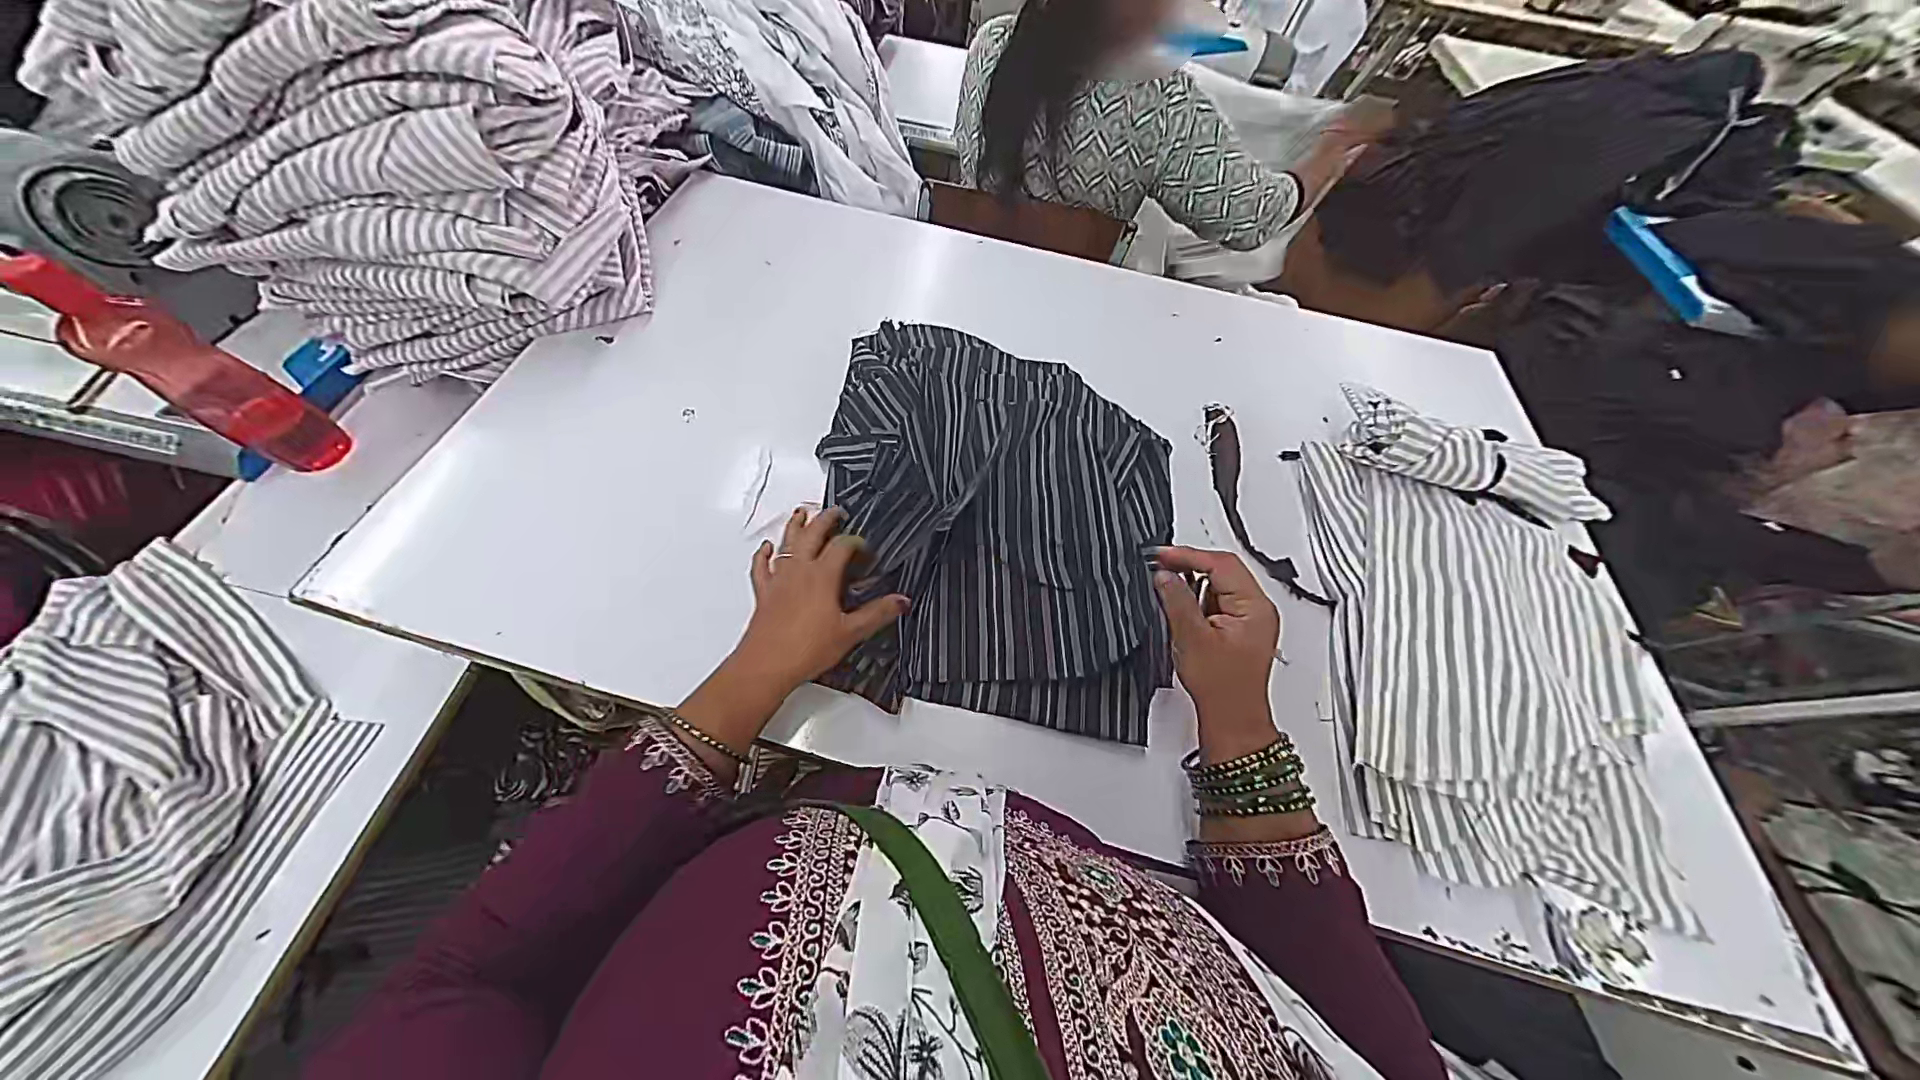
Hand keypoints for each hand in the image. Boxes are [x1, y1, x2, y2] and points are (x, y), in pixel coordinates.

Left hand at [732, 506, 909, 692]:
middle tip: (834, 512)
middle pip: (812, 534)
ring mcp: (779, 580)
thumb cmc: (804, 649)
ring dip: (795, 526)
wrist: (766, 665)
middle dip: (825, 520)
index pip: (842, 546)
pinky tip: (766, 548)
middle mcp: (799, 571)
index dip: (855, 542)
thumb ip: (877, 614)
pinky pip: (762, 566)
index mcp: (822, 576)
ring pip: (787, 543)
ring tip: (801, 514)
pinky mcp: (764, 593)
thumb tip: (899, 602)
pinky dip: (764, 554)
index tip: (864, 547)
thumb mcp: (850, 633)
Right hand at [1152, 546, 1280, 764]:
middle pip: (1222, 570)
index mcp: (1255, 607)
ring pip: (1217, 585)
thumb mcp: (1192, 638)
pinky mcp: (1237, 628)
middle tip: (1160, 566)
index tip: (1162, 555)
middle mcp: (1257, 609)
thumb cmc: (1222, 688)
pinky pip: (1215, 601)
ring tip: (1167, 591)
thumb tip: (1164, 574)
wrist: (1231, 719)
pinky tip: (1180, 609)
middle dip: (1189, 567)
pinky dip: (1195, 600)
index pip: (1221, 564)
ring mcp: (1248, 619)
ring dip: (1191, 584)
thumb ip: (1177, 600)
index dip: (1188, 555)